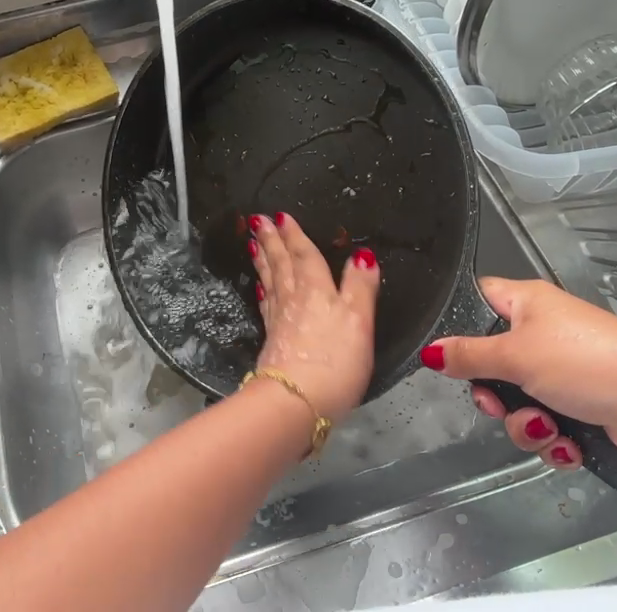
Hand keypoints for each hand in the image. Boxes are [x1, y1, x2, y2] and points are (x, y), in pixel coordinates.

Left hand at [249, 213, 378, 420]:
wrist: (296, 400)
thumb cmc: (334, 360)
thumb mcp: (359, 320)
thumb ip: (360, 286)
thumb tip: (363, 254)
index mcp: (316, 289)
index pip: (305, 256)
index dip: (294, 235)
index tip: (280, 215)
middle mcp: (294, 299)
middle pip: (282, 264)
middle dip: (272, 241)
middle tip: (256, 220)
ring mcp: (279, 320)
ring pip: (271, 281)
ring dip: (263, 260)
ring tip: (253, 243)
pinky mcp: (273, 341)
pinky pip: (267, 305)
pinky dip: (264, 291)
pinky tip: (261, 289)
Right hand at [421, 277, 616, 468]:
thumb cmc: (583, 363)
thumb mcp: (514, 355)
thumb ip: (466, 355)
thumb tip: (427, 351)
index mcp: (526, 301)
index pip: (478, 298)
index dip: (460, 323)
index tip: (452, 355)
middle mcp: (544, 331)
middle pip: (493, 361)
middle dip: (493, 394)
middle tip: (498, 405)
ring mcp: (566, 370)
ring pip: (519, 400)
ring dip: (525, 424)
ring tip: (547, 429)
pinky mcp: (586, 406)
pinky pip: (549, 423)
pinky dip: (553, 439)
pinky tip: (568, 446)